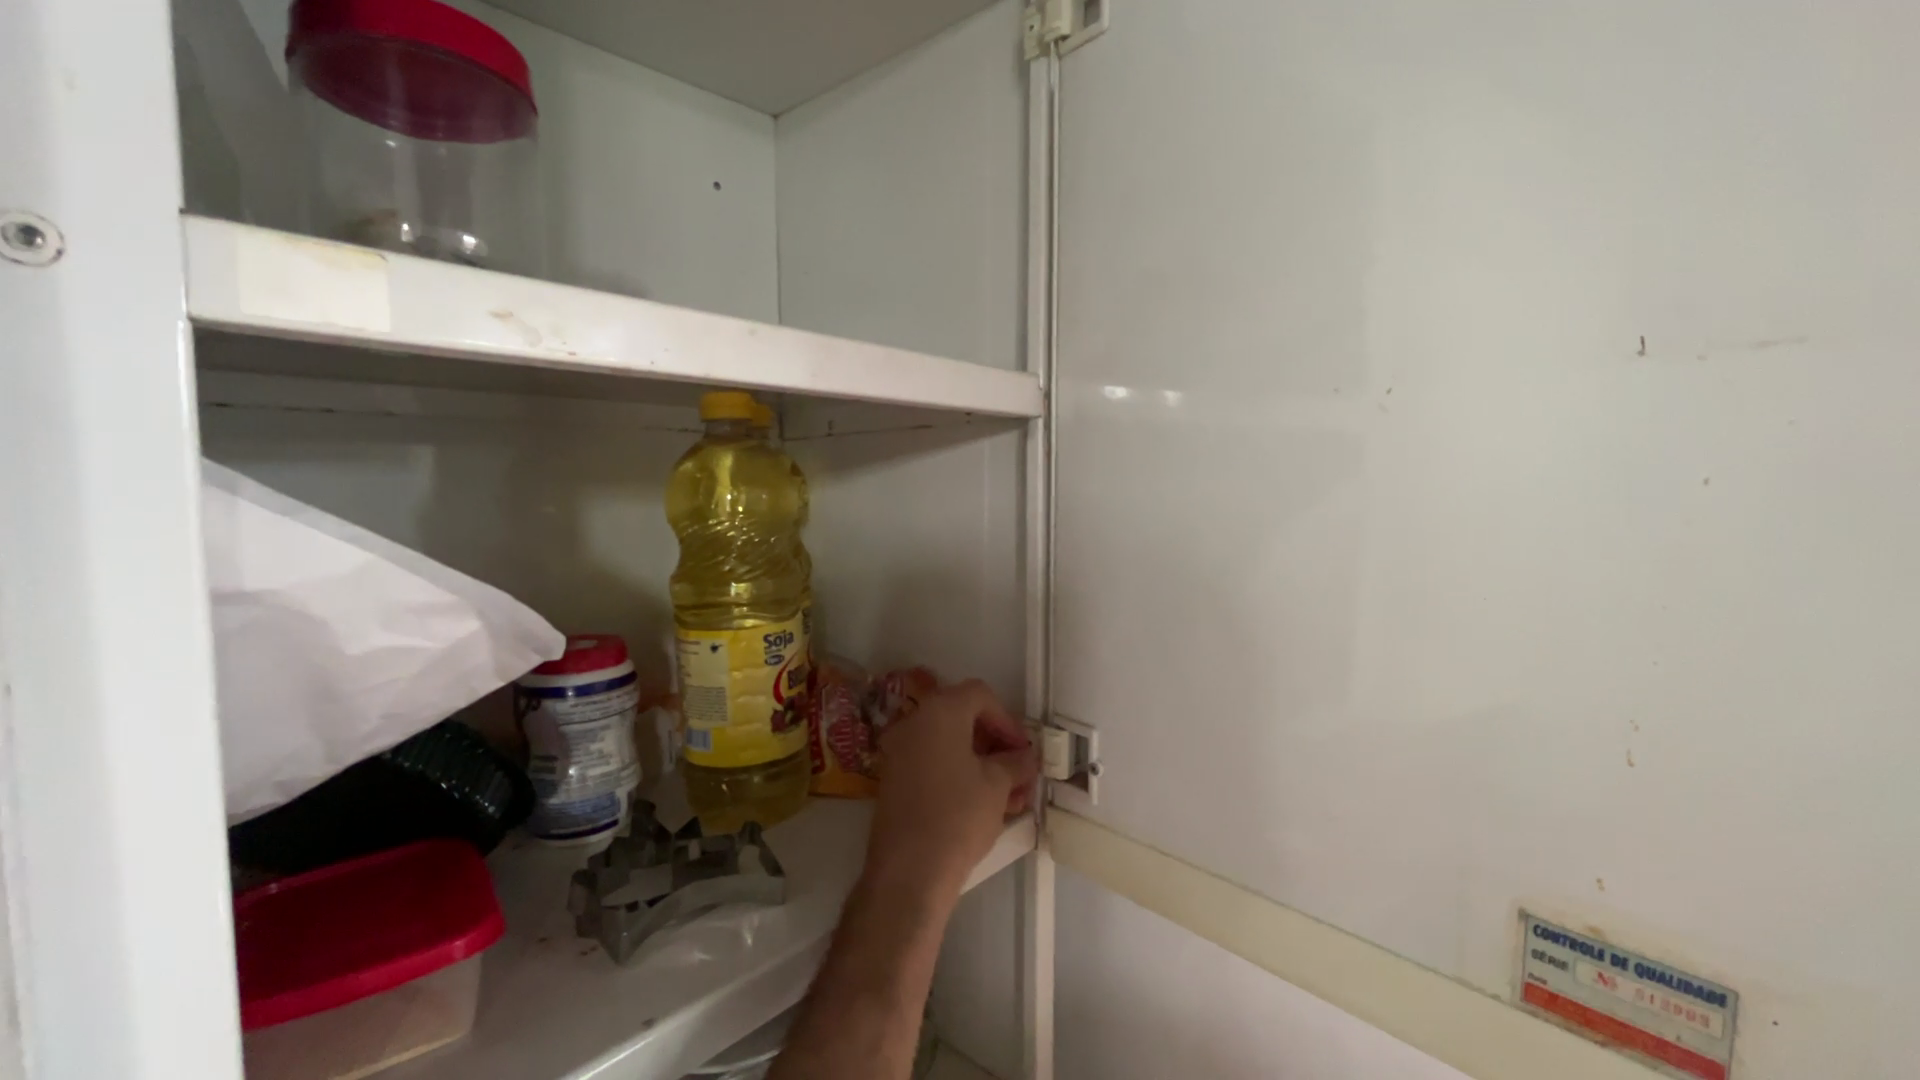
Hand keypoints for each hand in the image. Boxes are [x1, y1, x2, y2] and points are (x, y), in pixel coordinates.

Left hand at [866, 680, 1038, 897]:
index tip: (1023, 750)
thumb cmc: (957, 816)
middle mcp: (913, 723)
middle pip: (962, 718)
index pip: (979, 695)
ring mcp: (899, 752)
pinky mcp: (894, 781)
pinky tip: (985, 805)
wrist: (908, 871)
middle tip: (1020, 772)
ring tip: (1011, 797)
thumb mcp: (997, 785)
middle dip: (996, 744)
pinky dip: (959, 775)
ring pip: (949, 746)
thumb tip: (1025, 756)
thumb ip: (1015, 762)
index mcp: (939, 712)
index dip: (1007, 719)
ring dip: (982, 763)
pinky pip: (933, 765)